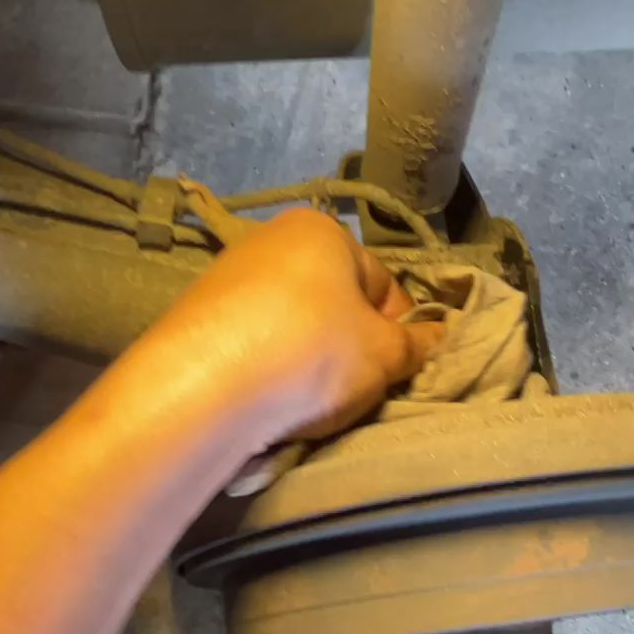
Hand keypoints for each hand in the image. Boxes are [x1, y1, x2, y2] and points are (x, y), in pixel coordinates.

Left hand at [128, 208, 444, 439]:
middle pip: (333, 303)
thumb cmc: (313, 353)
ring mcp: (226, 278)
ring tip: (311, 402)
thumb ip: (417, 344)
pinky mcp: (196, 320)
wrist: (206, 387)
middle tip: (358, 390)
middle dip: (352, 347)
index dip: (400, 330)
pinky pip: (253, 345)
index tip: (400, 370)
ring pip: (292, 327)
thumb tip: (438, 334)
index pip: (382, 283)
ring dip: (311, 362)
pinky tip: (271, 401)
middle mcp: (269, 241)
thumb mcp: (384, 353)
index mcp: (321, 231)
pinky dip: (269, 371)